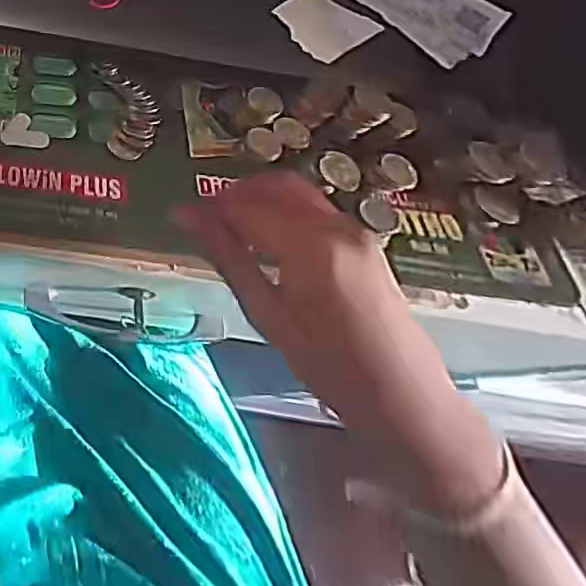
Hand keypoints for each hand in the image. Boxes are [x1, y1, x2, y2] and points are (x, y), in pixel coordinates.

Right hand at [177, 173, 502, 514]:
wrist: (405, 398)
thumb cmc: (330, 366)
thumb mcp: (268, 314)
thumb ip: (230, 258)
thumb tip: (191, 221)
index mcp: (310, 245)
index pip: (246, 207)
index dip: (208, 208)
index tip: (181, 215)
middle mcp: (337, 227)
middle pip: (274, 187)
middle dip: (233, 194)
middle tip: (202, 216)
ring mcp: (355, 232)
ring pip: (296, 194)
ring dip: (258, 200)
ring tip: (227, 226)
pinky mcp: (364, 243)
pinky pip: (314, 210)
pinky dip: (282, 211)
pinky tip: (264, 238)